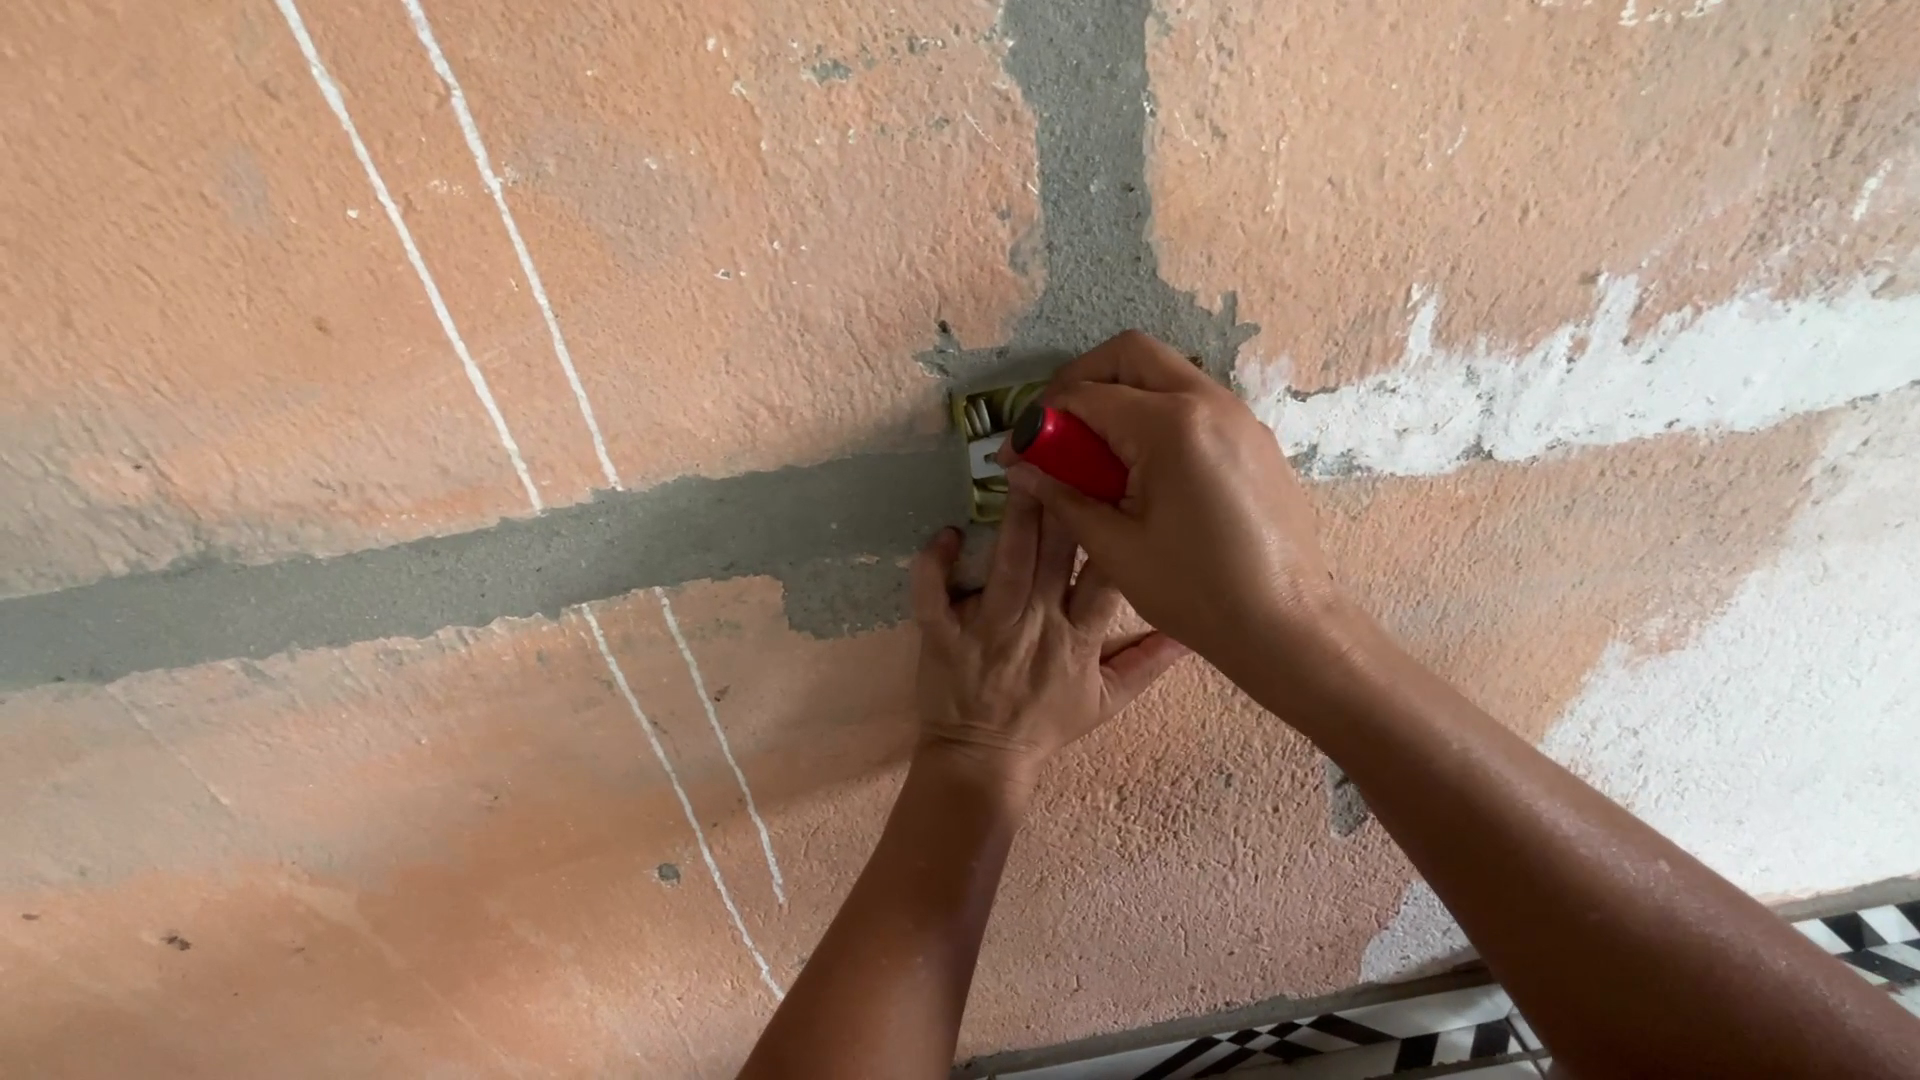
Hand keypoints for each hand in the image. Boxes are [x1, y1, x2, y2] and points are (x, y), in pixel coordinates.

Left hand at [910, 492, 1187, 793]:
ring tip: (1020, 470)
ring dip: (1014, 517)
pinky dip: (934, 564)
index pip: (1107, 575)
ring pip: (1006, 564)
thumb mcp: (1109, 700)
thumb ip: (1151, 663)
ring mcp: (987, 628)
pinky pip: (934, 594)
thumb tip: (1194, 630)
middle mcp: (1038, 624)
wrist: (984, 758)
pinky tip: (946, 533)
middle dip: (1064, 502)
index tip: (1120, 486)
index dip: (1115, 530)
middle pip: (1056, 556)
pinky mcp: (942, 635)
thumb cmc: (1046, 724)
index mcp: (1079, 636)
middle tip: (1067, 451)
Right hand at [997, 330, 1342, 671]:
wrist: (1286, 624)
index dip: (1041, 420)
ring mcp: (1240, 416)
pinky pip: (1194, 402)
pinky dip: (1157, 414)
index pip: (1087, 395)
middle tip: (1057, 428)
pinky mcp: (1254, 438)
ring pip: (1166, 373)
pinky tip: (1144, 468)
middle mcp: (1210, 402)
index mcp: (1171, 426)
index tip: (1017, 452)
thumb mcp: (1114, 547)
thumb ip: (1063, 496)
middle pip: (1131, 354)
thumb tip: (1020, 470)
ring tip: (1098, 452)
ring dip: (1122, 395)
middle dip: (1082, 381)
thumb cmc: (1195, 591)